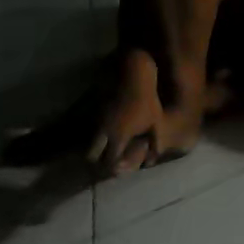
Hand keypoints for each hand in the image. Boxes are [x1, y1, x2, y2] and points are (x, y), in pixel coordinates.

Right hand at [87, 51, 163, 174]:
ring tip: (101, 147)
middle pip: (91, 154)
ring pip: (88, 140)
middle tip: (102, 160)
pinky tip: (100, 132)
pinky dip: (92, 133)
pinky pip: (89, 127)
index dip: (110, 167)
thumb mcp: (155, 123)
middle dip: (95, 160)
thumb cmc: (147, 100)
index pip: (109, 161)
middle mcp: (104, 130)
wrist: (134, 75)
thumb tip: (151, 162)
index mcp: (120, 135)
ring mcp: (97, 119)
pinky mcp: (94, 109)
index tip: (114, 168)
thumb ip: (154, 144)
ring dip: (92, 146)